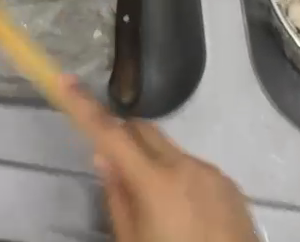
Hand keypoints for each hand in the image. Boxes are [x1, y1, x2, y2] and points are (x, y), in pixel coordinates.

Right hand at [66, 80, 259, 241]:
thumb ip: (117, 198)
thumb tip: (105, 157)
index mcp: (157, 184)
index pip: (111, 134)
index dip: (84, 106)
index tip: (65, 80)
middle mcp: (186, 167)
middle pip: (142, 131)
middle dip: (122, 138)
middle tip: (112, 167)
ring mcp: (213, 175)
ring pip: (169, 151)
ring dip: (153, 163)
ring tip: (157, 210)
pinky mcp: (233, 189)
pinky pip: (195, 169)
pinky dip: (180, 179)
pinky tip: (185, 219)